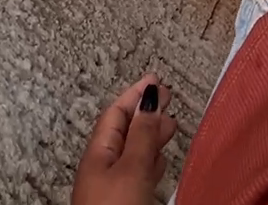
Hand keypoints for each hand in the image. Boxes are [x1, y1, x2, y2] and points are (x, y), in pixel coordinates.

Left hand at [72, 74, 177, 204]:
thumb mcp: (132, 168)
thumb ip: (142, 133)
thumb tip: (148, 97)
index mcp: (98, 154)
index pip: (116, 113)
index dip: (135, 93)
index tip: (156, 78)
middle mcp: (101, 168)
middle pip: (123, 130)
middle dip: (145, 111)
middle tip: (167, 96)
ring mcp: (110, 189)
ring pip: (130, 151)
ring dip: (149, 134)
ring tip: (169, 124)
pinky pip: (135, 171)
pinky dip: (149, 158)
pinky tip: (159, 161)